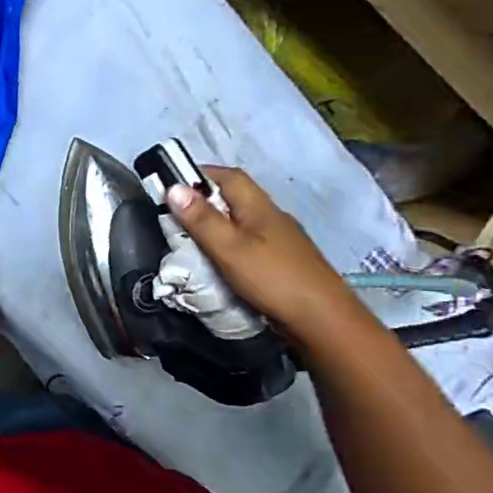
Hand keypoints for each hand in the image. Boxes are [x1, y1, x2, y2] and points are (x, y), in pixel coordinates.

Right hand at [165, 167, 369, 345]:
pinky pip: (249, 240)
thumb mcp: (229, 248)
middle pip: (236, 197)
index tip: (171, 183)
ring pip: (242, 219)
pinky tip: (219, 258)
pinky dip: (229, 241)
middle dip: (205, 198)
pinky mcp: (282, 260)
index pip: (229, 176)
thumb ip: (201, 219)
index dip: (200, 174)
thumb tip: (173, 187)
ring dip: (217, 221)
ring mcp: (281, 239)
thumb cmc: (272, 278)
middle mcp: (272, 217)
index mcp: (260, 207)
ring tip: (190, 236)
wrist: (321, 318)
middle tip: (175, 213)